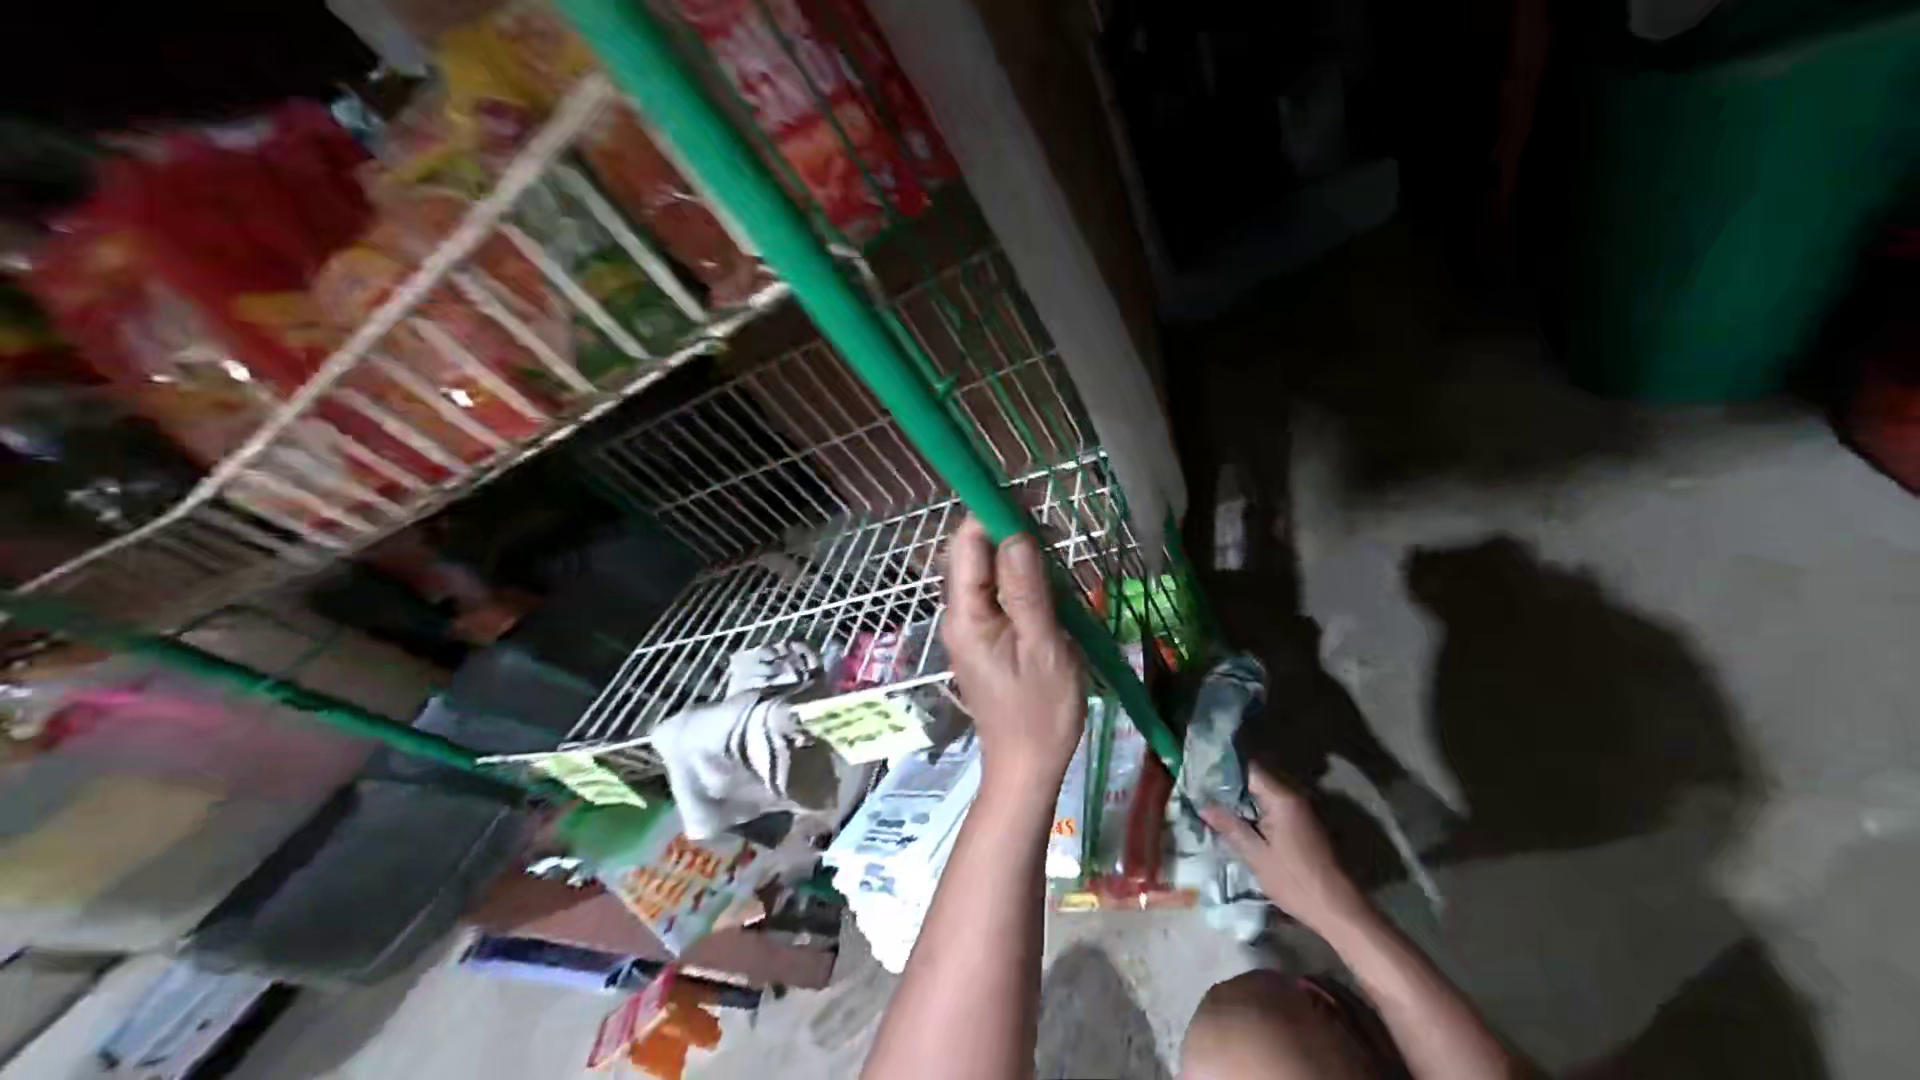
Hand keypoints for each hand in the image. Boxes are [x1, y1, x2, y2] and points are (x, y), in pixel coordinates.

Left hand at [942, 517, 1084, 789]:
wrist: (1026, 767)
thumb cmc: (1040, 713)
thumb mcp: (1043, 647)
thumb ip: (1027, 590)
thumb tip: (1017, 533)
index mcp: (966, 615)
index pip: (967, 544)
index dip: (993, 515)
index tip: (1033, 503)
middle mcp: (958, 615)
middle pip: (973, 554)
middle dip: (1009, 533)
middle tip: (1055, 535)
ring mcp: (970, 626)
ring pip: (987, 572)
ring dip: (1018, 556)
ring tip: (1057, 560)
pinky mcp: (984, 637)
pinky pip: (996, 594)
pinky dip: (1020, 581)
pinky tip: (1048, 588)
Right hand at [1200, 765, 1369, 932]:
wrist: (1338, 910)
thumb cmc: (1296, 882)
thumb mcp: (1256, 856)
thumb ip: (1229, 826)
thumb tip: (1202, 805)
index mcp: (1282, 799)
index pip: (1248, 768)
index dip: (1222, 767)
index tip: (1199, 771)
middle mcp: (1293, 797)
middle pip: (1255, 778)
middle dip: (1227, 782)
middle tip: (1199, 788)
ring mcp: (1299, 810)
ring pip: (1262, 792)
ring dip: (1239, 796)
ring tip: (1210, 801)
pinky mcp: (1301, 823)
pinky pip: (1271, 805)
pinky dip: (1252, 808)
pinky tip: (1234, 819)